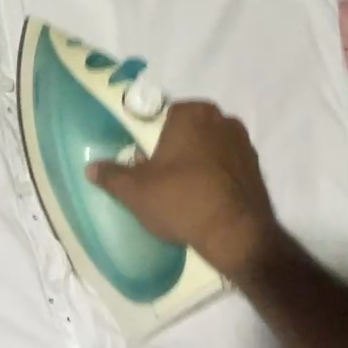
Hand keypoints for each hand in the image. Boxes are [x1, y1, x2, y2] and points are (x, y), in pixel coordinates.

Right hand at [85, 101, 283, 280]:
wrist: (236, 234)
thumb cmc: (181, 202)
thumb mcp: (135, 191)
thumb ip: (111, 176)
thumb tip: (91, 168)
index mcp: (192, 113)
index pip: (163, 114)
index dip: (151, 137)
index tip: (146, 161)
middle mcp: (222, 119)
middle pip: (189, 130)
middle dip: (175, 148)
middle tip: (161, 178)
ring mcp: (244, 143)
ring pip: (210, 147)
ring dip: (198, 162)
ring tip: (183, 192)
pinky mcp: (256, 168)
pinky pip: (227, 166)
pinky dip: (217, 177)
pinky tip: (206, 200)